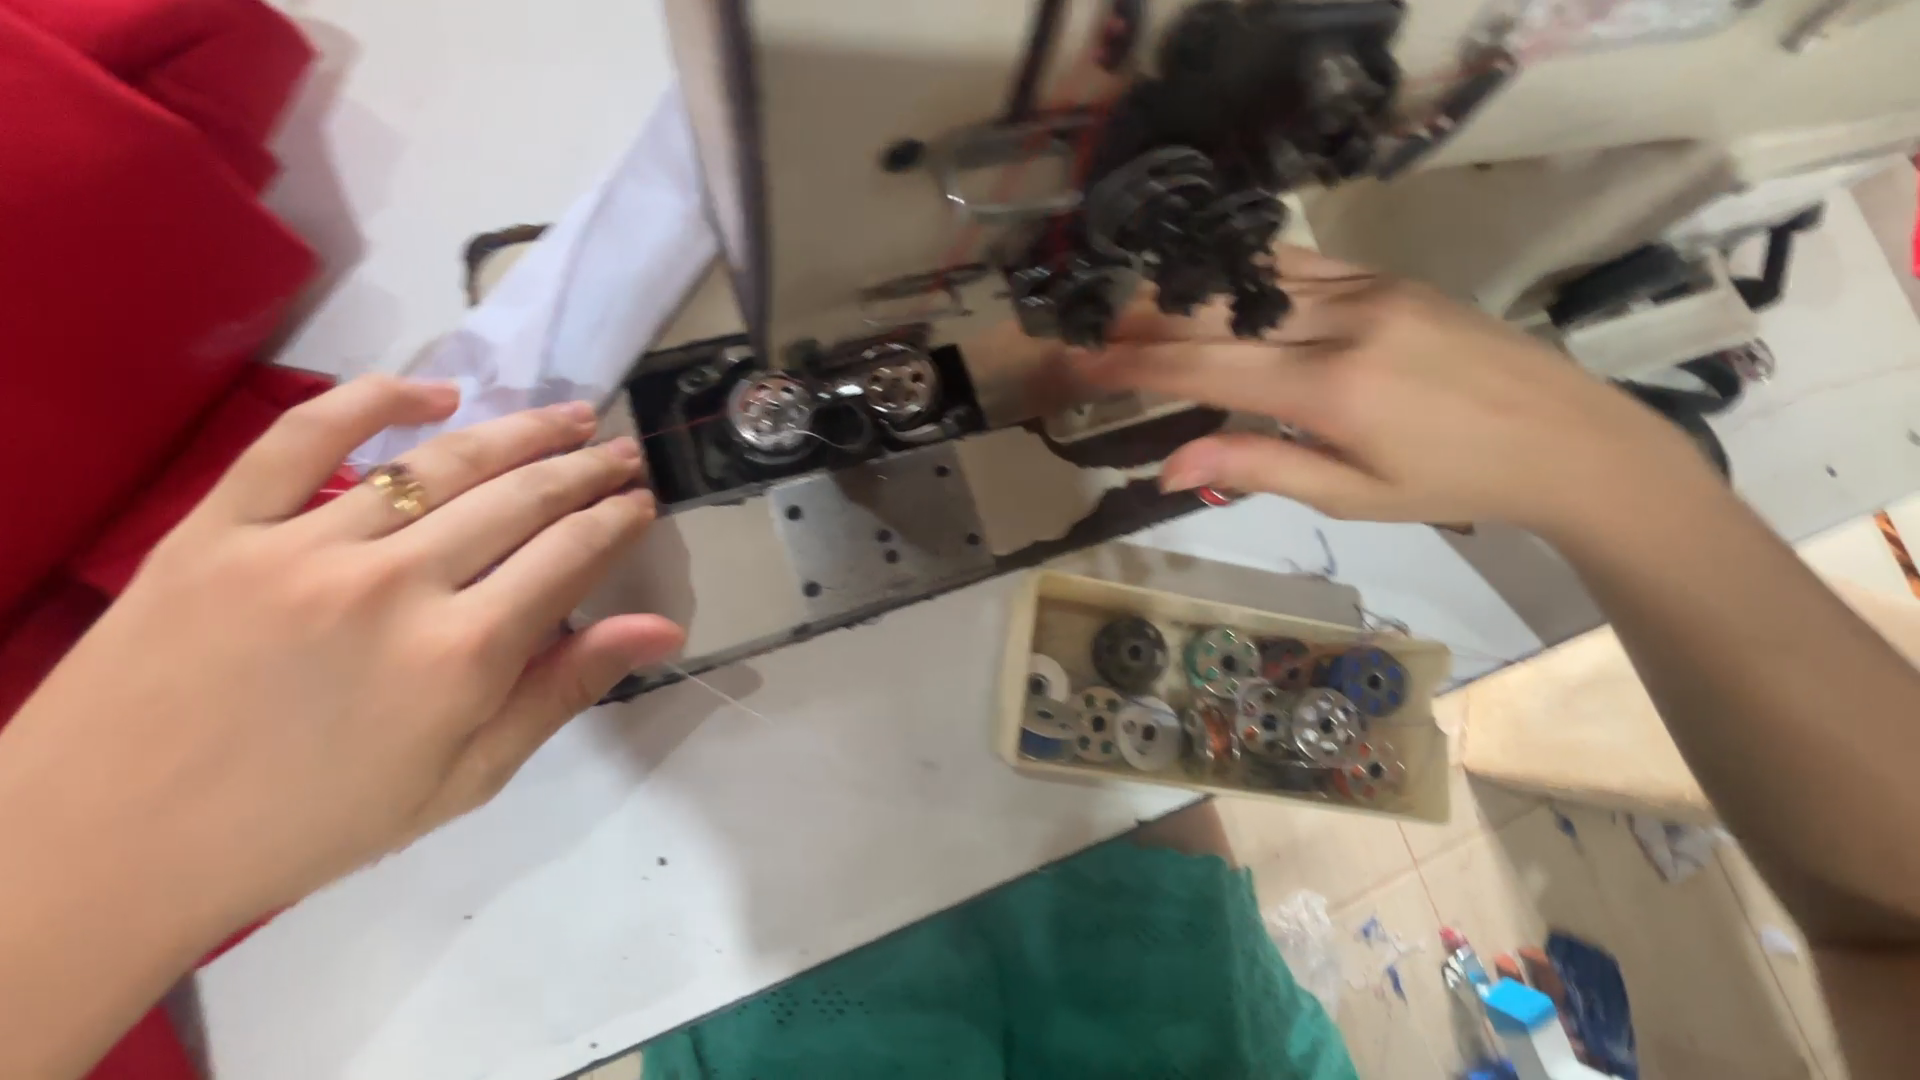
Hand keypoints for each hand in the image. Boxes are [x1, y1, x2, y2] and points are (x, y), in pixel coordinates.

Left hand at [0, 377, 682, 929]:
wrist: (108, 847)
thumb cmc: (315, 822)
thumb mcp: (467, 776)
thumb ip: (566, 689)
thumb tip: (663, 630)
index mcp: (461, 654)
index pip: (570, 555)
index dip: (618, 520)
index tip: (643, 501)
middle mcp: (395, 584)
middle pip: (520, 499)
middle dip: (586, 470)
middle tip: (623, 451)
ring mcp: (302, 547)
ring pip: (439, 463)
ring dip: (520, 430)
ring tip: (568, 414)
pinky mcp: (219, 527)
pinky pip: (302, 438)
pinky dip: (372, 401)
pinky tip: (434, 393)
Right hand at [1073, 247, 1713, 537]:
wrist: (1568, 437)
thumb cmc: (1453, 484)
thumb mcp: (1351, 495)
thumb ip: (1256, 468)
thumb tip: (1165, 469)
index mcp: (1332, 388)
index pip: (1205, 367)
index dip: (1134, 366)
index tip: (1081, 362)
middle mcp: (1343, 322)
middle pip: (1216, 313)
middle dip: (1140, 322)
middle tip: (1086, 328)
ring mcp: (1367, 288)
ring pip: (1249, 280)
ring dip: (1183, 291)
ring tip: (1128, 305)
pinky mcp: (1386, 276)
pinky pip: (1295, 265)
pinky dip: (1239, 276)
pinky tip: (1206, 283)